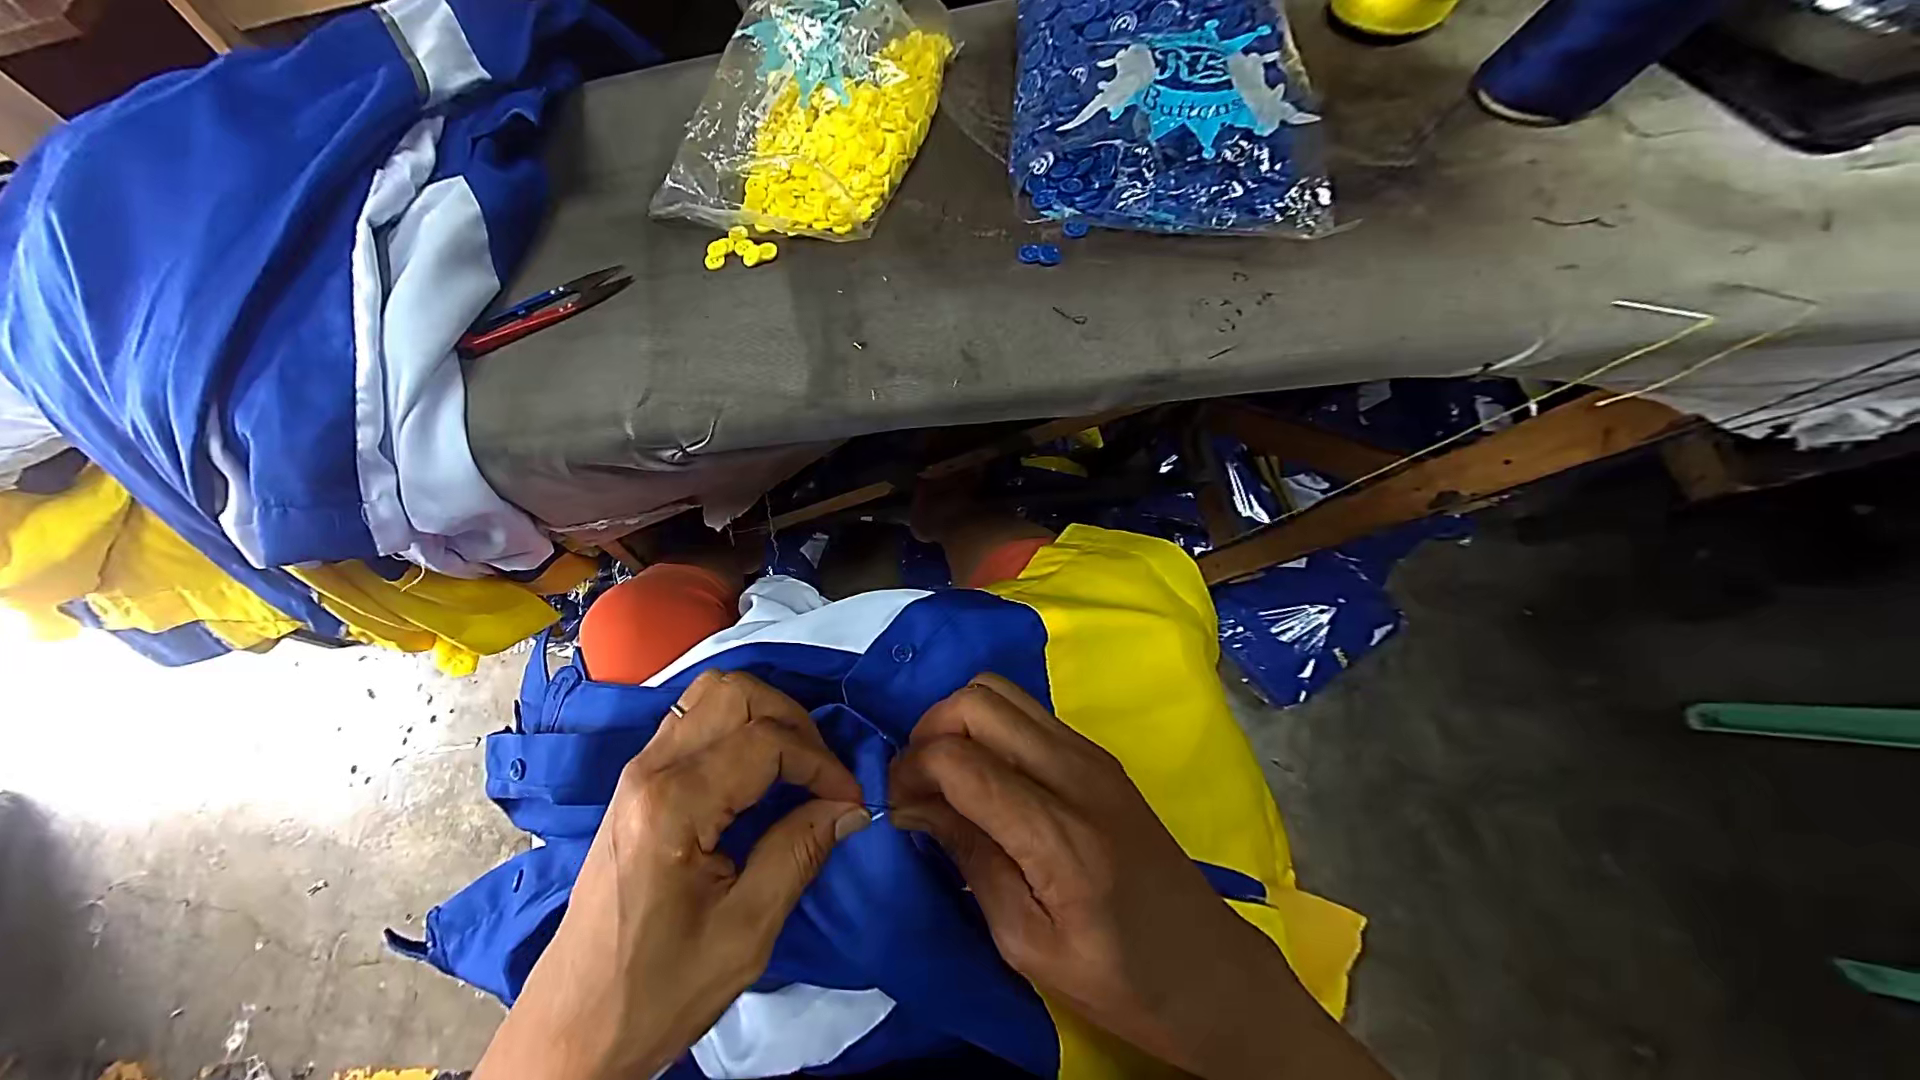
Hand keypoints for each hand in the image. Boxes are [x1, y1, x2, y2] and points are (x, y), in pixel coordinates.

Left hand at [475, 671, 871, 1079]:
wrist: (570, 1029)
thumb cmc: (657, 990)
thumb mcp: (745, 932)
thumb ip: (800, 852)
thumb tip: (851, 807)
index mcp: (674, 805)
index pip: (767, 742)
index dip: (822, 764)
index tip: (850, 800)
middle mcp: (649, 770)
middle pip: (736, 693)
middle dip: (795, 722)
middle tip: (822, 772)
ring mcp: (637, 770)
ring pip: (712, 694)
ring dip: (766, 715)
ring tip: (796, 762)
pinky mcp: (637, 781)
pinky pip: (695, 718)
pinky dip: (739, 725)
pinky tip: (760, 766)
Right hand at [889, 674, 1388, 1079]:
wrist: (1209, 970)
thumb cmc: (1118, 977)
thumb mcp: (1026, 944)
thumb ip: (970, 859)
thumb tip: (916, 805)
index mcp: (1057, 833)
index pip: (958, 758)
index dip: (910, 772)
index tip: (897, 806)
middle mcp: (1075, 772)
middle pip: (977, 699)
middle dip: (929, 730)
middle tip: (918, 784)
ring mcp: (1091, 754)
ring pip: (1002, 691)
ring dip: (959, 722)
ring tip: (947, 776)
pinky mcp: (1098, 754)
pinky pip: (1027, 711)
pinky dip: (990, 726)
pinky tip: (987, 775)